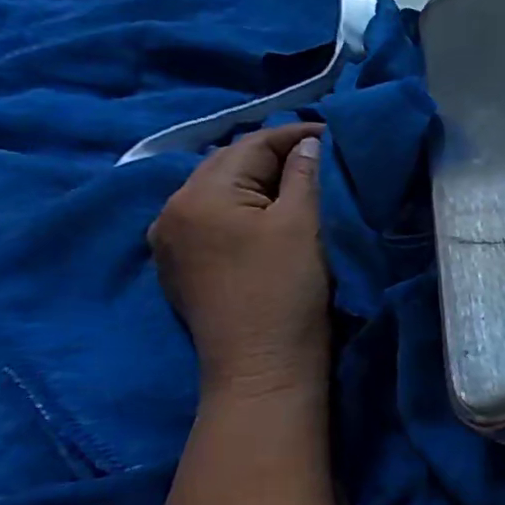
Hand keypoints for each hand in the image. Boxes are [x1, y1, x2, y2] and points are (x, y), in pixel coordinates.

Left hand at [148, 124, 329, 398]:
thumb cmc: (287, 293)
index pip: (250, 145)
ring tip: (298, 186)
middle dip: (274, 158)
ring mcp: (171, 243)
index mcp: (199, 195)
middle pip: (228, 166)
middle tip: (320, 159)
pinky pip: (213, 221)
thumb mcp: (303, 226)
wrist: (263, 369)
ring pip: (220, 194)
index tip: (333, 134)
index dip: (295, 135)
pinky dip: (242, 211)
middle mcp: (172, 211)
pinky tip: (267, 219)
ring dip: (257, 185)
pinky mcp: (181, 270)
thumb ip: (305, 175)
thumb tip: (309, 144)